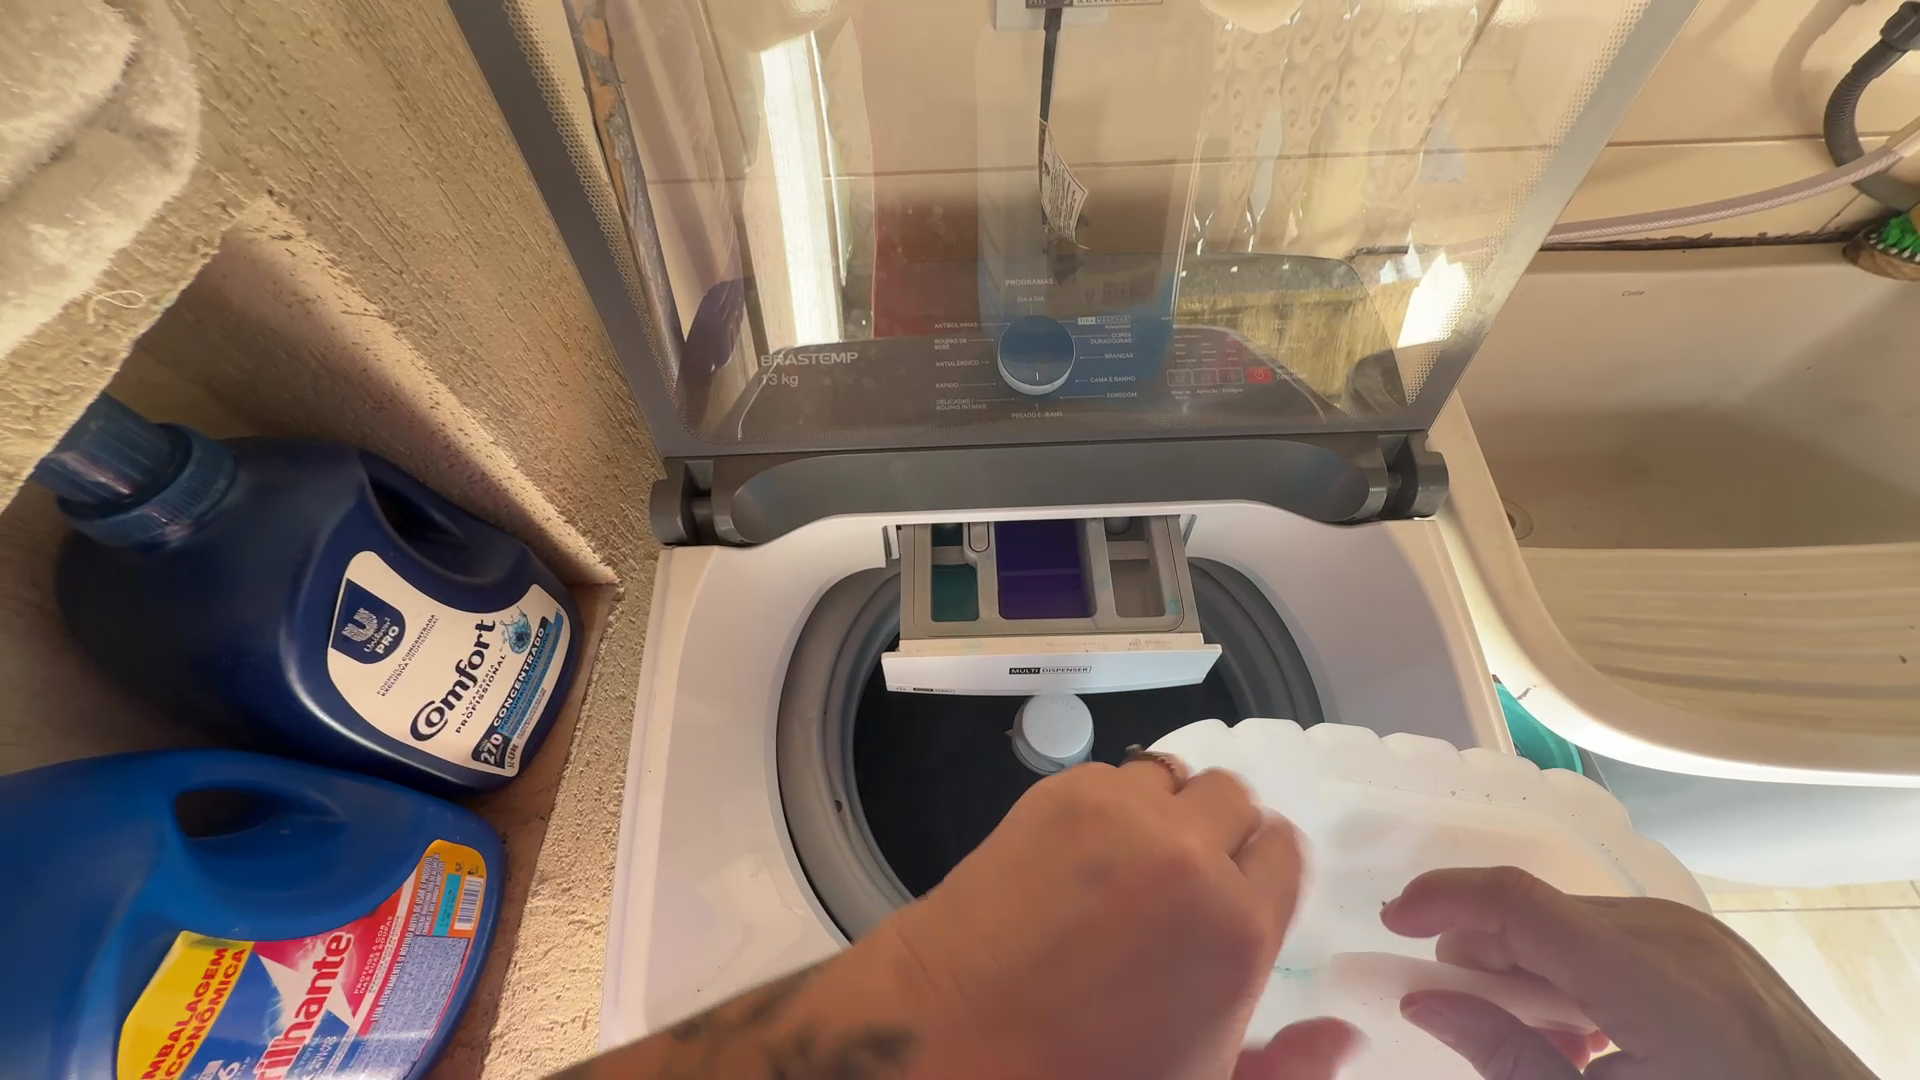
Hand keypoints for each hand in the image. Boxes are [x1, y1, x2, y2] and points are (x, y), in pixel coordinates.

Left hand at [866, 758, 1356, 1079]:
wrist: (959, 1026)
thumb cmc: (1084, 1070)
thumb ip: (1288, 1062)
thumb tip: (1346, 1031)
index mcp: (1238, 927)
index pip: (1285, 848)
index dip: (1262, 862)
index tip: (1240, 876)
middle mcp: (1188, 852)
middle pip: (1233, 796)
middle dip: (1218, 827)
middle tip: (1182, 864)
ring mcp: (1119, 810)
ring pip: (1172, 774)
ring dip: (1165, 806)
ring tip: (1132, 851)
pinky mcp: (1061, 789)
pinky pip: (1113, 774)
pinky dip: (1111, 801)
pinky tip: (1084, 847)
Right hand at [1381, 867, 1877, 1078]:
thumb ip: (1507, 1060)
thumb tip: (1422, 1001)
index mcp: (1663, 990)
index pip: (1519, 902)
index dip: (1442, 898)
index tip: (1391, 923)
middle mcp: (1678, 937)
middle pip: (1532, 909)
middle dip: (1479, 951)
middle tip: (1469, 1012)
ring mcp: (1698, 932)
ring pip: (1558, 916)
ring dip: (1522, 961)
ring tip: (1544, 1035)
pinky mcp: (1704, 936)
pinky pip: (1598, 928)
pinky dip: (1565, 964)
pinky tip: (1585, 1024)